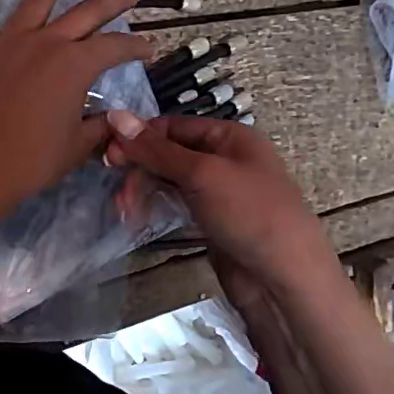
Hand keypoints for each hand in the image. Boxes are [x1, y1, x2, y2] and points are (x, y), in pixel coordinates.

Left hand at [0, 0, 151, 223]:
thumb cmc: (30, 162)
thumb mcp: (77, 146)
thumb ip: (99, 125)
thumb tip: (114, 118)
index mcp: (76, 67)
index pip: (115, 48)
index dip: (137, 48)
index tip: (149, 51)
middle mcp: (48, 42)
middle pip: (88, 13)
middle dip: (115, 2)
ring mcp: (10, 38)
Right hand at [101, 112, 333, 286]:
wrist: (284, 278)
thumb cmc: (250, 213)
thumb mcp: (202, 174)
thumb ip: (157, 149)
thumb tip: (116, 115)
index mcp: (229, 136)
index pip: (174, 126)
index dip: (140, 137)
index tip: (109, 154)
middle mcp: (224, 159)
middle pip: (168, 153)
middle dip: (140, 168)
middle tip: (118, 192)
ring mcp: (217, 192)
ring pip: (169, 181)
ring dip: (144, 190)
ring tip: (126, 212)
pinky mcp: (210, 221)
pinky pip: (175, 205)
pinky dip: (155, 208)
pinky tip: (138, 219)